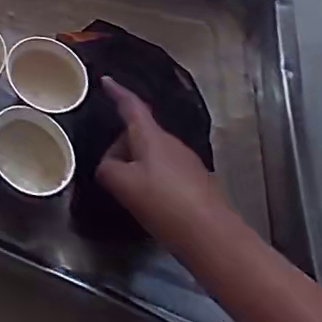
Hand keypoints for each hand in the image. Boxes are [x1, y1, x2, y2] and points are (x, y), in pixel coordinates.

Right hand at [94, 76, 230, 248]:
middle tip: (108, 167)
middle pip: (140, 134)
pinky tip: (151, 205)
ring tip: (127, 191)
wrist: (215, 241)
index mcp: (151, 136)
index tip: (106, 80)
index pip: (131, 105)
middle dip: (122, 145)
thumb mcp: (122, 184)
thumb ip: (107, 168)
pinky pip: (166, 173)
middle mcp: (171, 143)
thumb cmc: (165, 204)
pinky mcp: (198, 186)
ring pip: (153, 155)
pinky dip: (153, 182)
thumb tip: (108, 167)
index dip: (117, 92)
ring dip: (137, 166)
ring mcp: (188, 164)